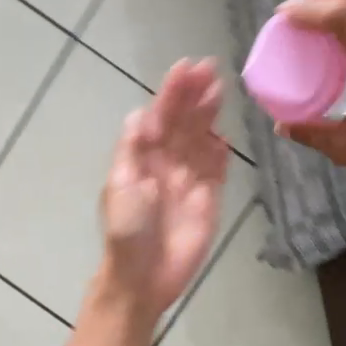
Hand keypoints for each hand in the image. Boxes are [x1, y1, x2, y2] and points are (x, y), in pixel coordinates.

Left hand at [99, 58, 229, 314]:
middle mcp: (165, 165)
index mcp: (142, 159)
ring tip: (220, 90)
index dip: (173, 93)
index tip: (187, 68)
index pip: (160, 117)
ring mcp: (187, 182)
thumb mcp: (121, 188)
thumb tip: (140, 113)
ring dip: (209, 117)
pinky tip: (224, 138)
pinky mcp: (207, 202)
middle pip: (183, 123)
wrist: (143, 278)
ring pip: (201, 141)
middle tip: (211, 69)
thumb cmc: (127, 234)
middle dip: (194, 97)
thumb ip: (132, 151)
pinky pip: (216, 171)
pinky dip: (220, 154)